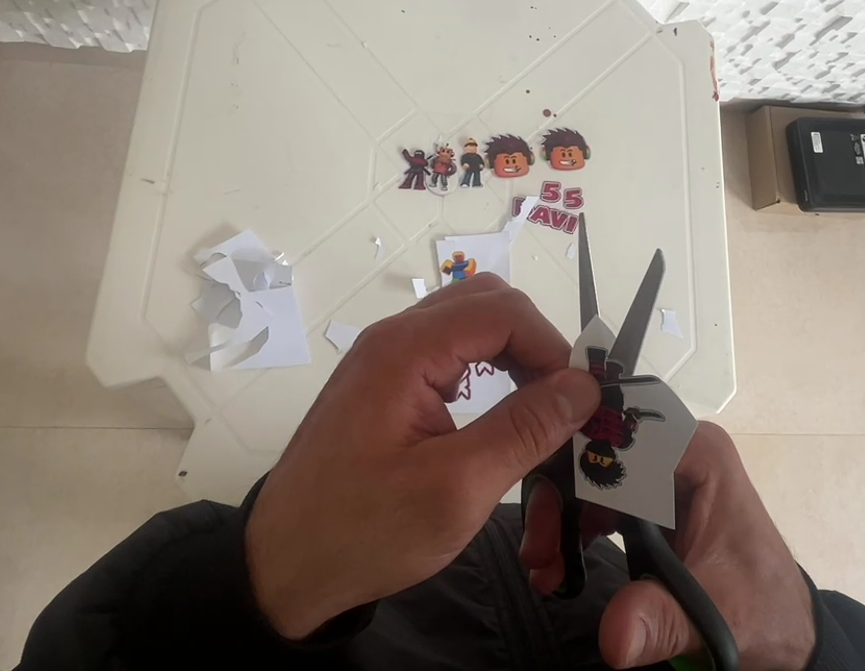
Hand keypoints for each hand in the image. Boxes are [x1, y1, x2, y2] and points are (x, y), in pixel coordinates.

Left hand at [245, 274, 599, 638]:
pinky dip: (485, 364)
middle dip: (534, 342)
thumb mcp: (456, 489)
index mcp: (407, 349)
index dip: (551, 346)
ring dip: (512, 352)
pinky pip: (448, 346)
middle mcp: (395, 336)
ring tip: (537, 407)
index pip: (503, 310)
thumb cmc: (363, 531)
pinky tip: (498, 405)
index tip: (577, 400)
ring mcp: (386, 354)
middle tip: (559, 401)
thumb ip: (524, 429)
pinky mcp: (384, 377)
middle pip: (487, 301)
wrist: (282, 563)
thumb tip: (581, 386)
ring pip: (469, 319)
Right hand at [521, 422, 816, 669]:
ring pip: (592, 470)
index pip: (621, 433)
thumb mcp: (714, 615)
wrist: (783, 631)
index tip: (544, 507)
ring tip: (541, 561)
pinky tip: (558, 560)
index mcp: (698, 451)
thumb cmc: (763, 609)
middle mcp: (676, 446)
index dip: (578, 461)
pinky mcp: (650, 493)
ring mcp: (661, 468)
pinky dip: (574, 524)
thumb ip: (662, 618)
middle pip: (599, 449)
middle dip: (561, 495)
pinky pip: (599, 494)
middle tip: (535, 547)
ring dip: (561, 512)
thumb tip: (612, 635)